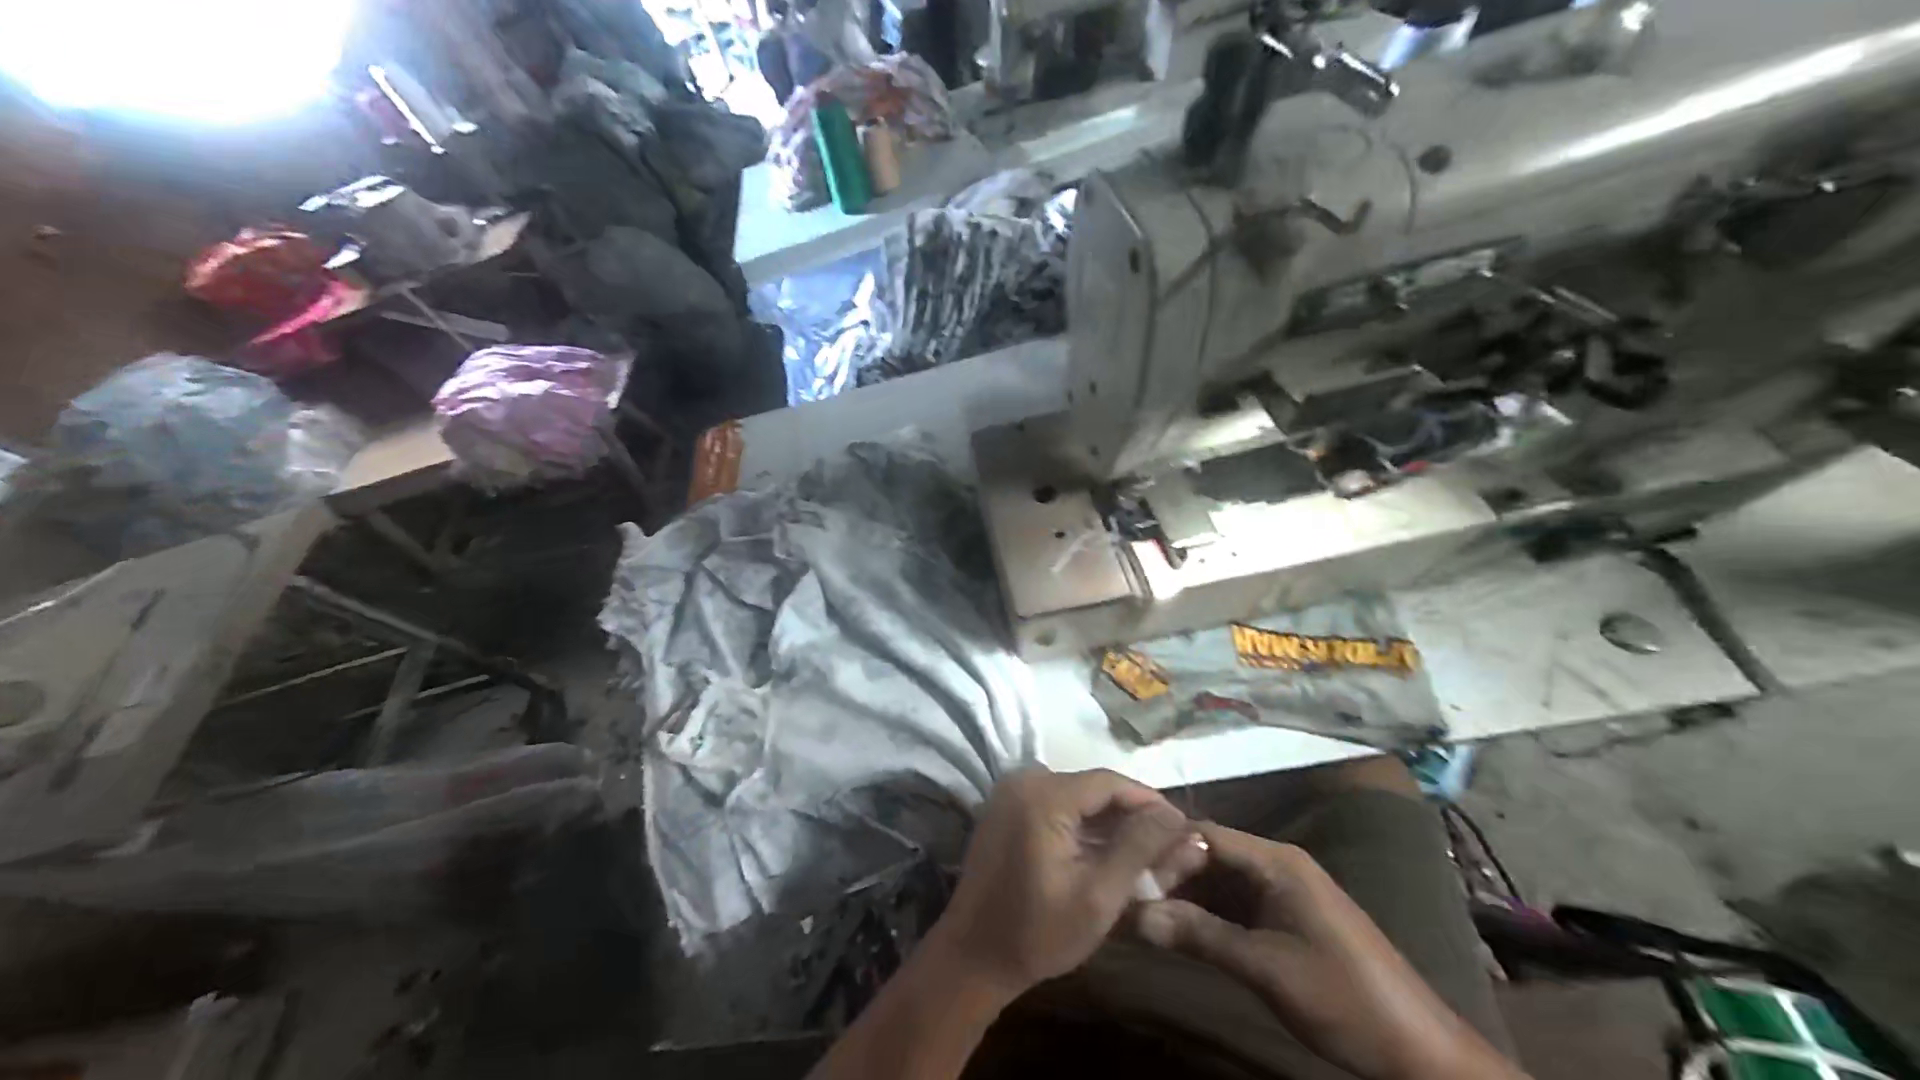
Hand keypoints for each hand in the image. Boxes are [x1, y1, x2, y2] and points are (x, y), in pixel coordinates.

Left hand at [928, 767, 1205, 999]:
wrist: (972, 956)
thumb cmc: (1036, 933)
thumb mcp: (1098, 896)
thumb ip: (1140, 849)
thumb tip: (1178, 817)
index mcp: (1042, 795)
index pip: (1111, 782)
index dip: (1151, 802)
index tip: (1184, 829)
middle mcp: (1023, 780)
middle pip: (1094, 788)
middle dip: (1133, 816)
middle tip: (1169, 849)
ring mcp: (1011, 793)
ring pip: (1078, 798)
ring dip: (1111, 824)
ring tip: (1146, 857)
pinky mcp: (1007, 809)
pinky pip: (1057, 807)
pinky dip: (1084, 827)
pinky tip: (1108, 855)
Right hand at [1135, 823, 1526, 1079]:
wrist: (1418, 1051)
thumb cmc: (1343, 997)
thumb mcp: (1266, 967)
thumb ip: (1200, 935)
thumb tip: (1135, 914)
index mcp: (1277, 861)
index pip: (1205, 833)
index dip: (1164, 850)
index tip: (1127, 875)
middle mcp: (1275, 866)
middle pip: (1208, 853)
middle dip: (1168, 872)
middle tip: (1126, 894)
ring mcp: (1280, 893)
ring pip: (1216, 881)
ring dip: (1182, 895)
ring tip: (1139, 911)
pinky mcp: (1282, 920)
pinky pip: (1231, 905)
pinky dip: (1202, 915)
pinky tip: (1172, 929)